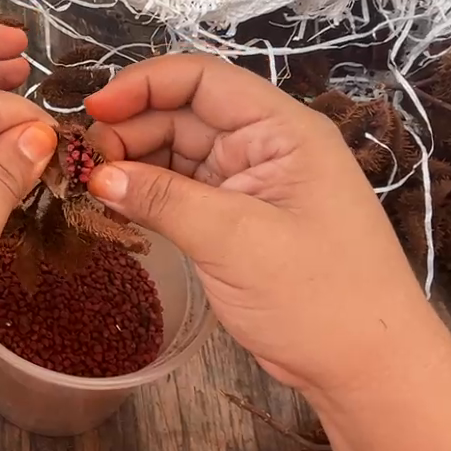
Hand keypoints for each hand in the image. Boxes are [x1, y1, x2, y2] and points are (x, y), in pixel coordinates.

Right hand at [82, 54, 443, 401]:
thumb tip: (96, 175)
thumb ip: (163, 200)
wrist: (367, 371)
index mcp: (280, 129)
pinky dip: (143, 192)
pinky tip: (112, 202)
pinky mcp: (230, 216)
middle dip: (128, 129)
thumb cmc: (321, 297)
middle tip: (83, 162)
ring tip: (90, 183)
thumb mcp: (236, 241)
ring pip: (172, 150)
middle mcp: (261, 144)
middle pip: (180, 113)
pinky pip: (176, 187)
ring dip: (130, 161)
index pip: (202, 80)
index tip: (94, 109)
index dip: (143, 84)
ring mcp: (245, 180)